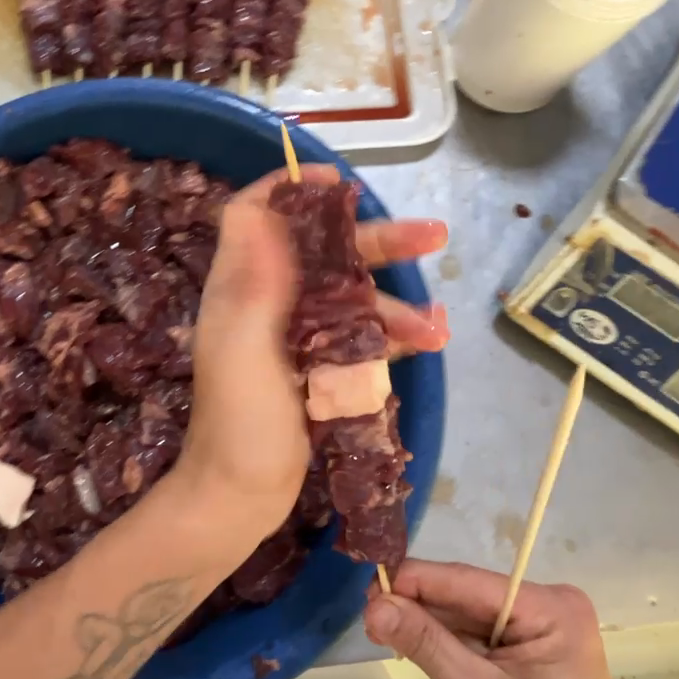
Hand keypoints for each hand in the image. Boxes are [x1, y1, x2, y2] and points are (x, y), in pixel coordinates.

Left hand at [173, 167, 450, 535]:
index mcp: (243, 287)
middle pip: (324, 252)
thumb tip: (260, 208)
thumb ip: (255, 280)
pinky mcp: (321, 366)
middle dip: (376, 242)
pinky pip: (363, 338)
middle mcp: (270, 301)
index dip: (291, 190)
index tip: (338, 182)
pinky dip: (394, 336)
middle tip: (434, 235)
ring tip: (438, 326)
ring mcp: (298, 335)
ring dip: (396, 303)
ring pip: (353, 297)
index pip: (256, 215)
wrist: (241, 495)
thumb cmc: (239, 421)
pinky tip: (431, 341)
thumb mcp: (241, 345)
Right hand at [366, 561, 619, 678]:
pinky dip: (445, 639)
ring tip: (382, 629)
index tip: (368, 587)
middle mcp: (551, 605)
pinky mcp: (533, 647)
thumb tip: (373, 604)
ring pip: (468, 612)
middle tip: (369, 616)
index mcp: (552, 608)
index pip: (468, 581)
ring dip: (427, 623)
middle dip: (418, 605)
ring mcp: (544, 627)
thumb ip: (424, 642)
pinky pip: (479, 631)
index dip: (414, 580)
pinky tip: (413, 642)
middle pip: (466, 594)